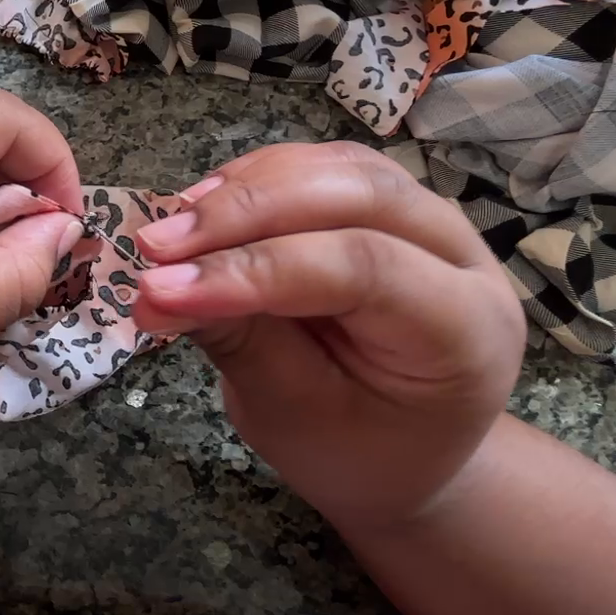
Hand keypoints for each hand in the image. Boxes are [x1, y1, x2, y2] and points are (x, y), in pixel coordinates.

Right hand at [133, 141, 525, 530]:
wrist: (397, 448)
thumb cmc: (352, 447)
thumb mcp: (291, 413)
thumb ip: (235, 341)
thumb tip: (153, 293)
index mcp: (463, 329)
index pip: (361, 269)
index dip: (251, 270)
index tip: (157, 289)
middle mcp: (460, 257)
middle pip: (355, 193)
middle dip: (242, 212)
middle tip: (154, 245)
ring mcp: (425, 219)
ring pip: (333, 167)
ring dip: (243, 188)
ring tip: (171, 225)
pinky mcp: (378, 204)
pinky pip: (314, 167)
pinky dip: (250, 179)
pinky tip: (198, 207)